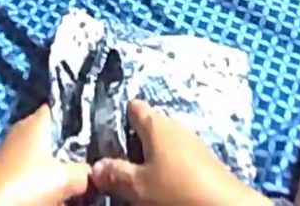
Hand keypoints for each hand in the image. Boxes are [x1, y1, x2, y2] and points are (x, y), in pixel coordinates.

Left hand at [0, 106, 90, 205]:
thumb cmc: (26, 184)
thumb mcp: (63, 180)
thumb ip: (83, 173)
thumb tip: (98, 173)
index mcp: (37, 120)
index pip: (61, 106)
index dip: (77, 115)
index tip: (96, 126)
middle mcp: (23, 127)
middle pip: (52, 132)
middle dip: (69, 144)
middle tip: (90, 155)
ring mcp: (11, 149)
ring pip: (41, 151)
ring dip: (55, 163)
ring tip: (75, 174)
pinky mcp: (4, 169)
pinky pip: (30, 166)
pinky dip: (41, 175)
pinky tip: (52, 187)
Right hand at [90, 101, 264, 205]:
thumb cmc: (176, 191)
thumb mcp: (139, 188)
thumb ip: (117, 175)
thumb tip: (95, 167)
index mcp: (155, 123)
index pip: (133, 108)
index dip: (121, 120)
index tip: (111, 139)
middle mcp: (173, 124)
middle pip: (148, 127)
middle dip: (135, 145)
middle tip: (123, 168)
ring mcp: (191, 140)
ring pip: (164, 143)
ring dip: (153, 159)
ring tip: (142, 182)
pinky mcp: (204, 159)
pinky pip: (178, 156)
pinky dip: (169, 168)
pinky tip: (166, 188)